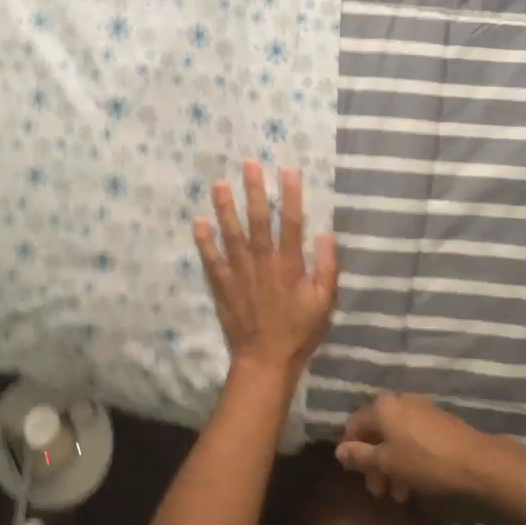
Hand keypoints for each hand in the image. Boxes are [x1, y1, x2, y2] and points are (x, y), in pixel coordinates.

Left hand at [193, 159, 338, 383]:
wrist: (266, 361)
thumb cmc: (299, 331)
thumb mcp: (325, 302)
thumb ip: (327, 267)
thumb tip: (327, 232)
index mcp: (289, 266)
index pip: (290, 223)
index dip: (290, 195)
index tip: (287, 169)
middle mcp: (262, 263)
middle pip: (257, 221)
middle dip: (253, 190)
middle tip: (248, 163)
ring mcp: (239, 273)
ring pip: (231, 234)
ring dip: (225, 208)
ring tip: (218, 184)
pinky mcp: (222, 285)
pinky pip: (211, 259)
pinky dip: (204, 241)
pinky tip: (198, 221)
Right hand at [335, 393, 498, 500]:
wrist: (476, 461)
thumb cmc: (425, 461)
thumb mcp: (387, 463)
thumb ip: (360, 456)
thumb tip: (338, 450)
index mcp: (381, 407)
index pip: (354, 423)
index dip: (350, 448)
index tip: (354, 473)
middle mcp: (398, 401)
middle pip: (376, 431)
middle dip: (374, 463)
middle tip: (378, 491)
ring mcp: (419, 408)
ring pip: (395, 436)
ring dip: (392, 465)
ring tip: (399, 494)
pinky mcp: (437, 420)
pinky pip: (412, 436)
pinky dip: (408, 456)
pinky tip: (415, 481)